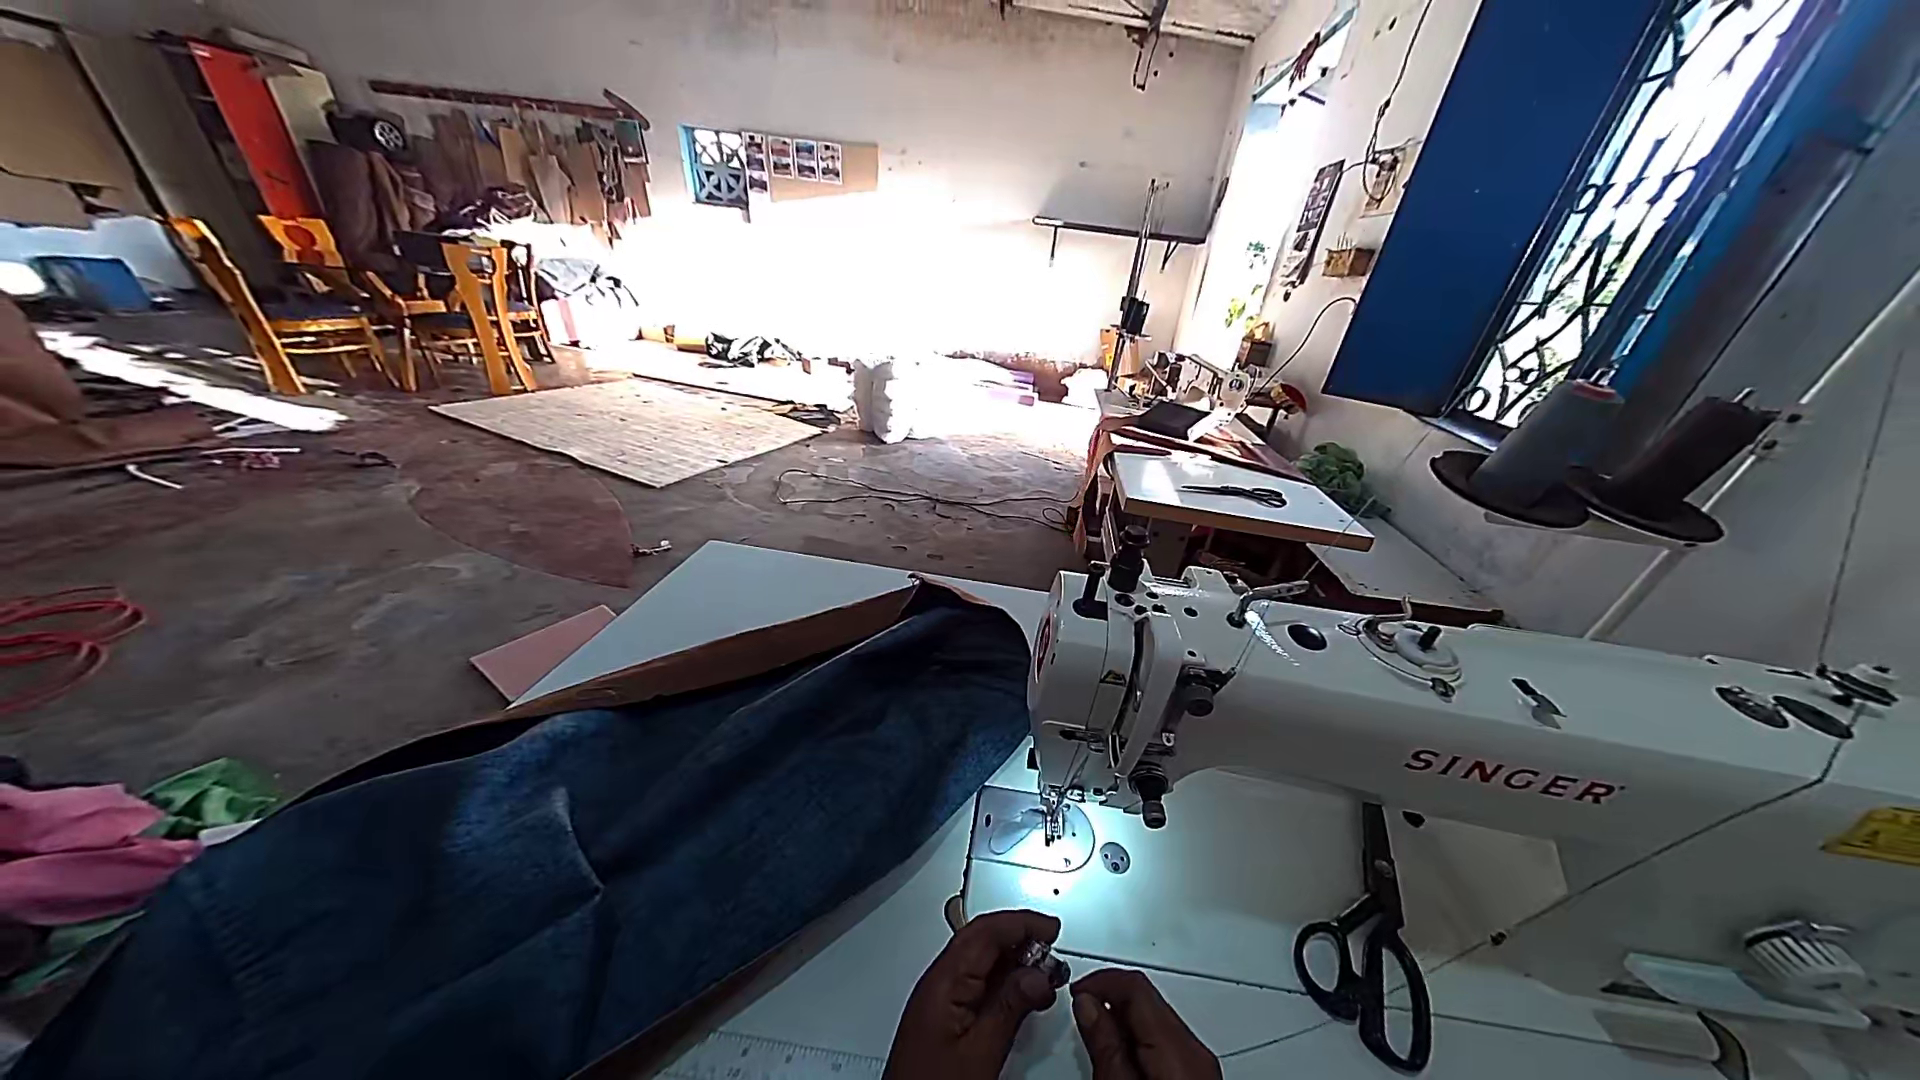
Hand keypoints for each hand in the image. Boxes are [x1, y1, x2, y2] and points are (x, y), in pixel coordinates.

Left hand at [884, 909, 1061, 1079]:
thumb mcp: (979, 1054)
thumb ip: (1009, 1009)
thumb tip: (1037, 974)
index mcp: (944, 982)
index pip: (985, 932)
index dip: (1021, 923)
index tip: (1050, 927)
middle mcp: (939, 983)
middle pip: (981, 940)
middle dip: (1019, 936)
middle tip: (1052, 946)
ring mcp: (940, 999)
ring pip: (981, 960)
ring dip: (1014, 959)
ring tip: (1045, 972)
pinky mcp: (945, 1017)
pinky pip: (978, 983)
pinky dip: (1005, 981)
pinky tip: (1023, 993)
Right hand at [1072, 969, 1221, 1079]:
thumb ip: (1104, 1043)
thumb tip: (1087, 1002)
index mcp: (1179, 1047)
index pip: (1136, 984)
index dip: (1101, 979)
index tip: (1077, 990)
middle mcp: (1197, 1052)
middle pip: (1147, 998)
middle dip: (1110, 997)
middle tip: (1082, 1010)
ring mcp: (1202, 1066)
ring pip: (1155, 1018)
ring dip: (1122, 1018)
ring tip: (1097, 1035)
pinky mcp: (1200, 1078)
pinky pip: (1166, 1041)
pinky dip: (1138, 1037)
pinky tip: (1122, 1055)